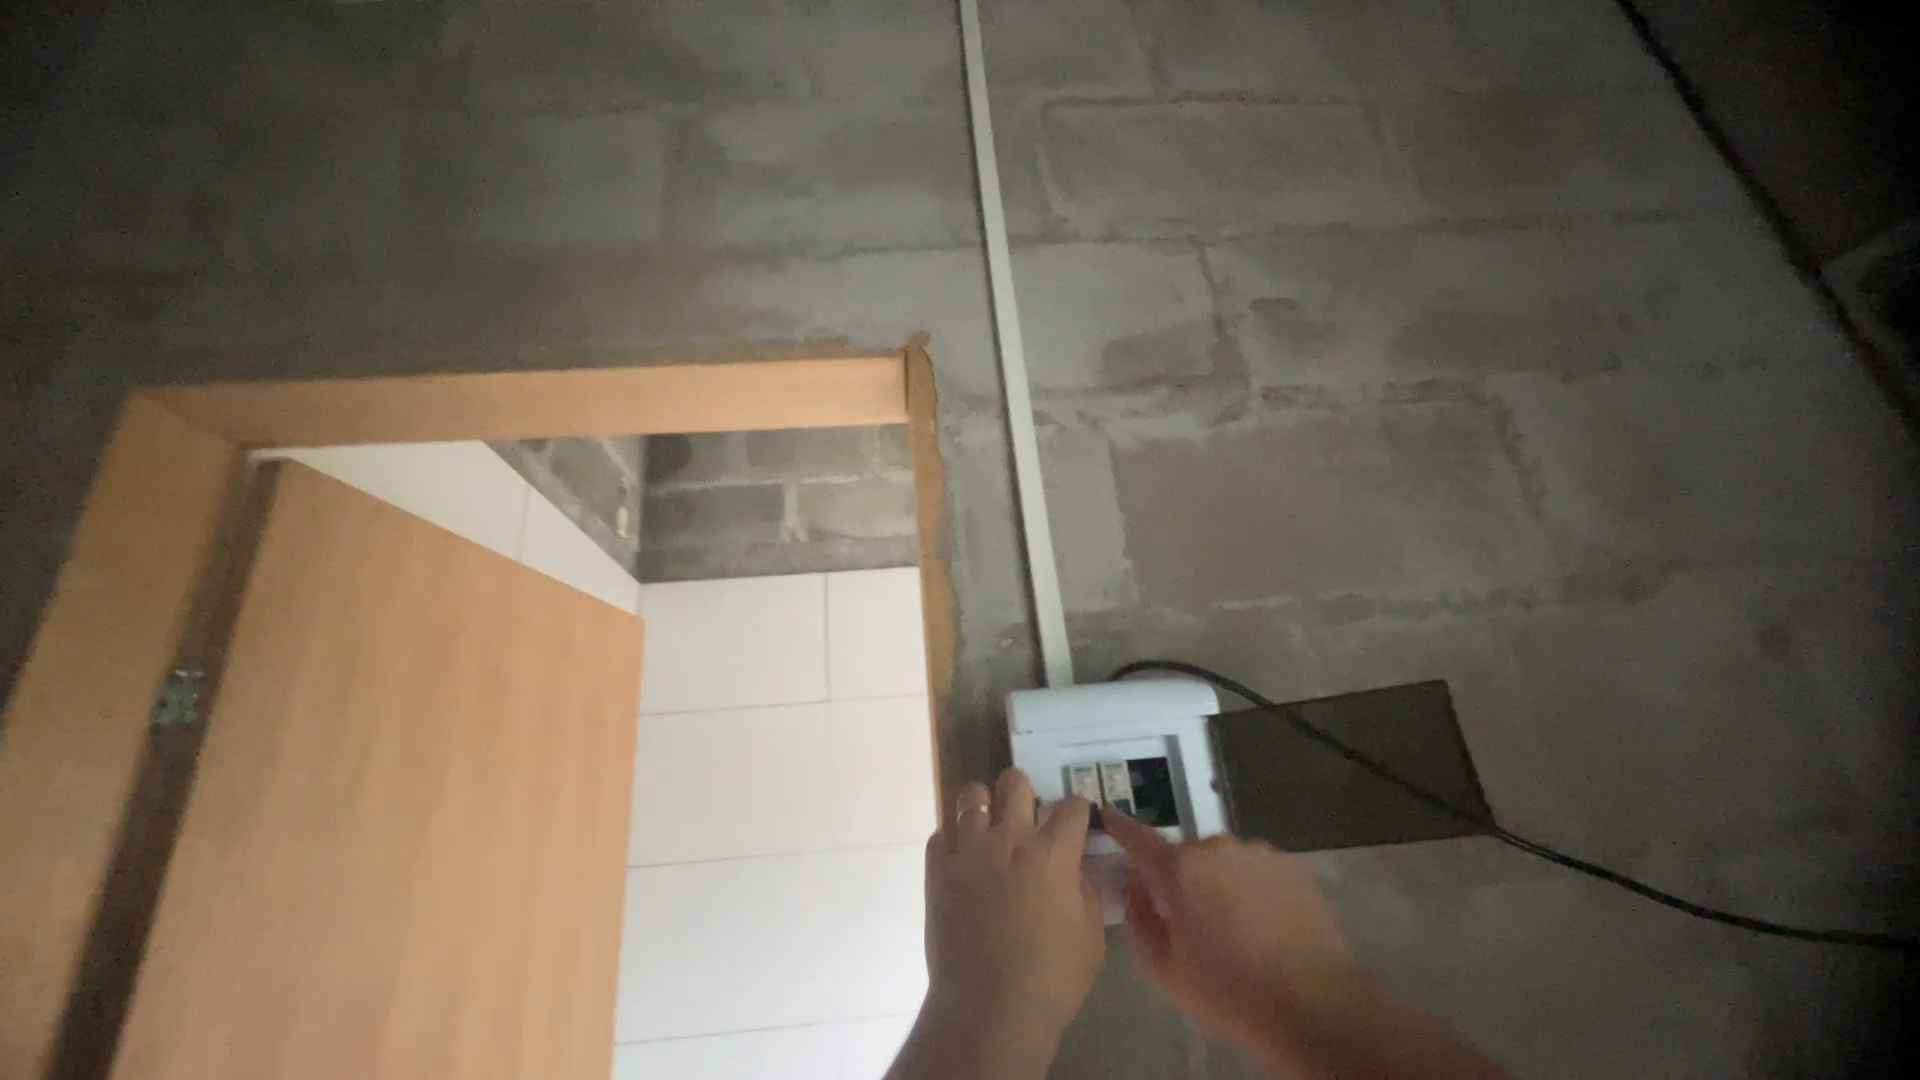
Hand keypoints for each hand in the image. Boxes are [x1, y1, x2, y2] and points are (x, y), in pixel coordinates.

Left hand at [904, 769, 1101, 1076]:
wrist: (989, 1008)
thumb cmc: (1051, 978)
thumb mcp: (1089, 935)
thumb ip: (1082, 889)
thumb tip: (1072, 868)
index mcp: (1052, 852)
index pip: (1072, 805)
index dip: (1079, 811)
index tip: (1077, 822)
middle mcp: (1008, 837)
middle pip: (1015, 781)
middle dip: (1026, 794)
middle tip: (1027, 818)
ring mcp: (968, 848)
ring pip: (972, 794)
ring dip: (985, 808)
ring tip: (989, 831)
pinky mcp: (937, 867)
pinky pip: (942, 832)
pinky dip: (955, 841)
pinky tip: (964, 863)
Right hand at [1104, 813, 1510, 1079]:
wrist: (1315, 1007)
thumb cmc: (1229, 991)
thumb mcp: (1166, 970)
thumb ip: (1139, 919)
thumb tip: (1133, 884)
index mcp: (1178, 869)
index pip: (1138, 837)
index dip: (1119, 826)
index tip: (1105, 814)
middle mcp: (1216, 848)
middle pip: (1187, 856)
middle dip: (1184, 879)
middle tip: (1194, 922)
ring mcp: (1259, 853)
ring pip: (1226, 863)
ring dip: (1223, 884)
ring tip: (1239, 930)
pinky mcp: (1294, 866)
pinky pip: (1260, 871)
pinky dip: (1256, 890)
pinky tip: (1268, 927)